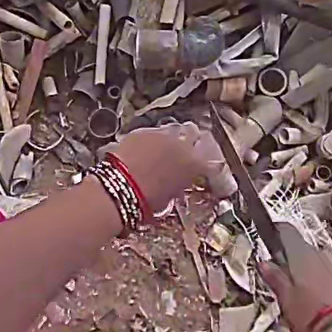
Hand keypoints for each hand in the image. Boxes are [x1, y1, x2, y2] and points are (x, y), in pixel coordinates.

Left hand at [106, 123, 222, 213]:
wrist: (119, 187)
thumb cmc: (146, 200)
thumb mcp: (172, 195)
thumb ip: (181, 183)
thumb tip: (181, 181)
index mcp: (194, 163)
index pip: (212, 160)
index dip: (211, 165)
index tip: (207, 170)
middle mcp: (182, 144)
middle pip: (195, 135)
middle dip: (193, 142)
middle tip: (186, 153)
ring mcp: (162, 134)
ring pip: (175, 130)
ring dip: (174, 139)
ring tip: (167, 149)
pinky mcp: (144, 130)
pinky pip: (155, 132)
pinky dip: (155, 140)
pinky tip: (148, 149)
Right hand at [259, 225, 331, 331]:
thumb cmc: (314, 319)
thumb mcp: (286, 300)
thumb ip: (275, 278)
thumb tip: (264, 264)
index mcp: (302, 253)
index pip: (286, 231)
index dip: (276, 232)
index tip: (270, 239)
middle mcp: (321, 253)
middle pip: (301, 248)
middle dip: (291, 260)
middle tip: (280, 279)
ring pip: (316, 263)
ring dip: (307, 273)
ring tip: (299, 297)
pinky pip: (329, 275)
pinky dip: (321, 284)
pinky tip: (317, 304)